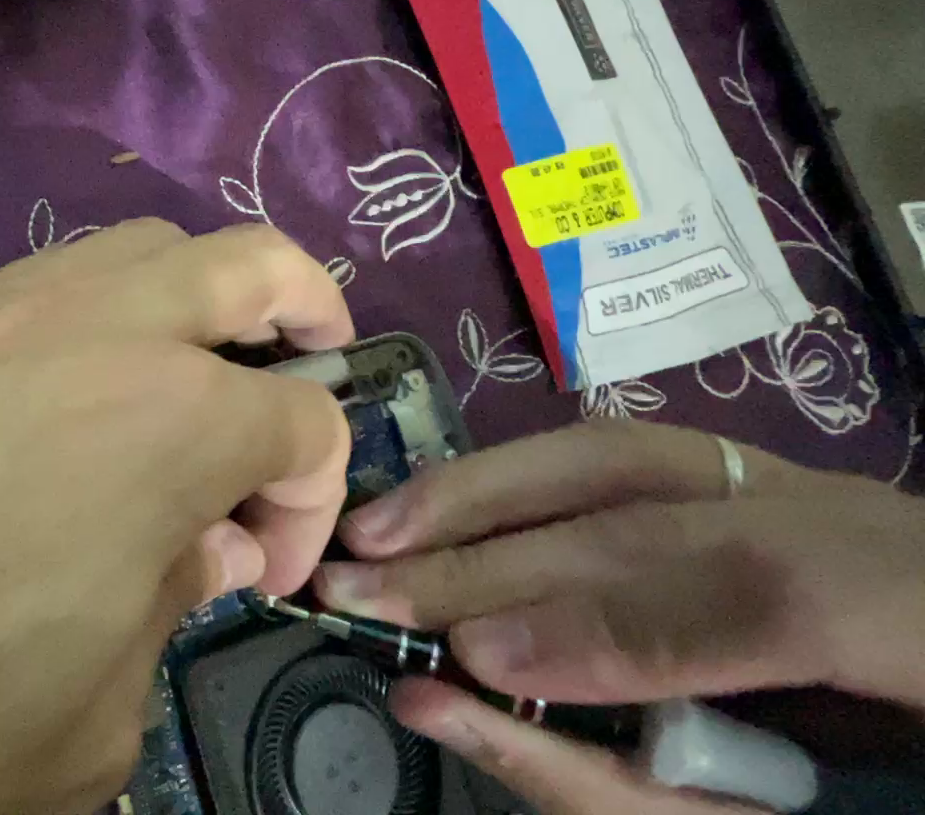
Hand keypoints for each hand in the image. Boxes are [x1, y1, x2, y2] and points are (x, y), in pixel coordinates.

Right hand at [314, 421, 924, 813]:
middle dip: (495, 555)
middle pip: (658, 508)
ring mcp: (809, 489)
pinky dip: (510, 479)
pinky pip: (612, 455)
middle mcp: (881, 531)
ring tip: (373, 531)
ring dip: (477, 489)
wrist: (905, 706)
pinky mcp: (743, 478)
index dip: (615, 622)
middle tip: (359, 590)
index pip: (778, 596)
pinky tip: (437, 501)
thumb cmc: (853, 794)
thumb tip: (430, 702)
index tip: (473, 658)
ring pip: (622, 450)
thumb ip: (608, 785)